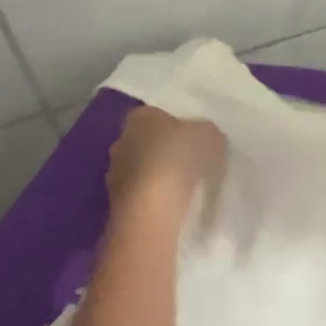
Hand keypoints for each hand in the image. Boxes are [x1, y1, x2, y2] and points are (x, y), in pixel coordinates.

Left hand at [106, 107, 225, 211]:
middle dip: (169, 153)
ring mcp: (115, 173)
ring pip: (145, 170)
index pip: (160, 115)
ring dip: (161, 178)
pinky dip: (156, 200)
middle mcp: (121, 140)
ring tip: (187, 191)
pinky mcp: (117, 201)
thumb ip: (207, 132)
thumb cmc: (178, 161)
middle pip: (150, 143)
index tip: (198, 142)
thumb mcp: (210, 136)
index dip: (180, 127)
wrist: (150, 210)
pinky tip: (174, 208)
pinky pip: (142, 195)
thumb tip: (205, 137)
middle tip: (195, 166)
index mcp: (140, 117)